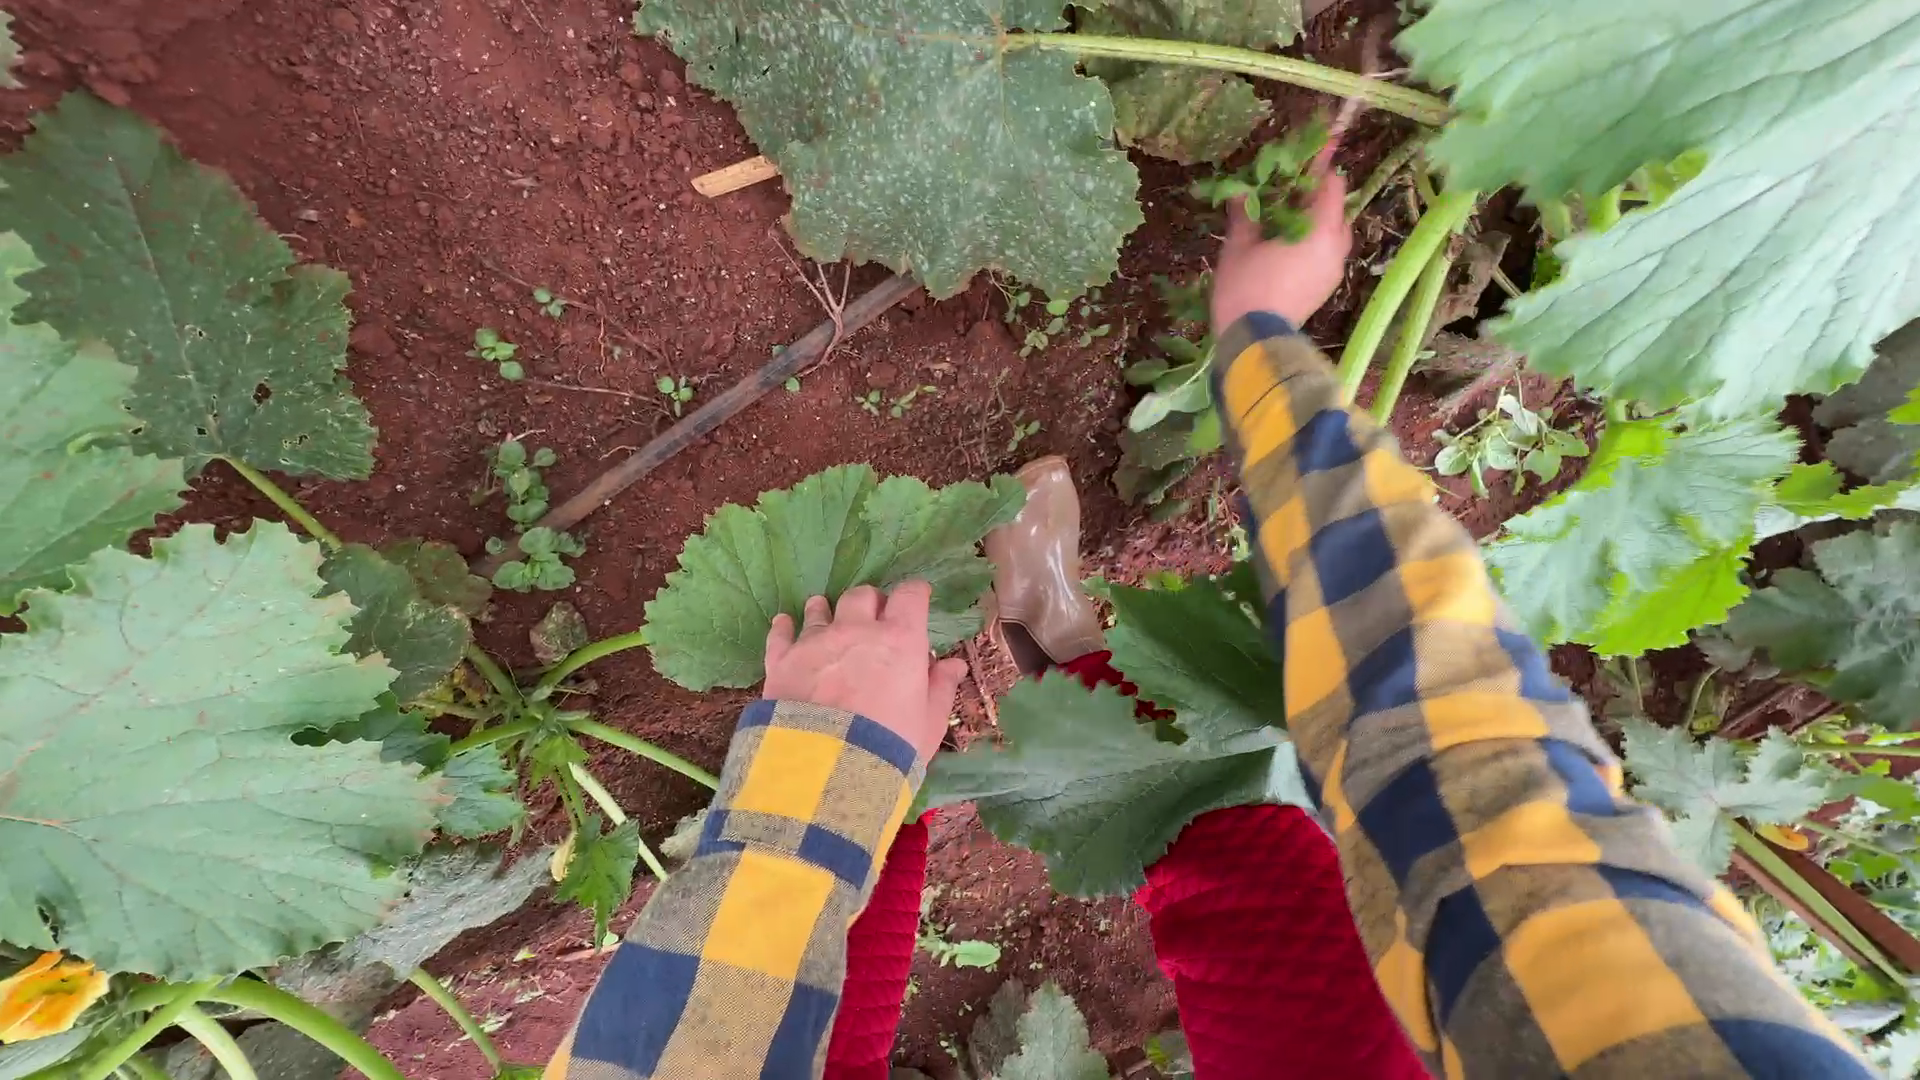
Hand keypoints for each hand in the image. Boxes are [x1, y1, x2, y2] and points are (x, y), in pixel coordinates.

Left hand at [763, 581, 966, 762]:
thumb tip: (953, 663)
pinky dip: (785, 626)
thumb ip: (940, 688)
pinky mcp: (782, 661)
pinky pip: (781, 633)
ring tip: (826, 614)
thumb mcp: (928, 723)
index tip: (918, 598)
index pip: (910, 597)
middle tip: (874, 617)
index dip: (915, 594)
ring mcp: (815, 642)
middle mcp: (856, 630)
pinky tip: (784, 624)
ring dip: (827, 609)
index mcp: (899, 640)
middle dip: (872, 602)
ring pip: (819, 608)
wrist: (827, 774)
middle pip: (862, 596)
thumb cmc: (890, 749)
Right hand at [1210, 170, 1351, 329]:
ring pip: (1332, 237)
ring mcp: (1332, 273)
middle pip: (1336, 211)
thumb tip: (1241, 191)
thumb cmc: (1245, 290)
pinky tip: (1286, 254)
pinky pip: (1324, 259)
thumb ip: (1245, 217)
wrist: (1253, 343)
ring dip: (1315, 227)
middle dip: (1316, 200)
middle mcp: (1335, 248)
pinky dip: (1312, 250)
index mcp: (1319, 230)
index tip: (1306, 159)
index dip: (1319, 169)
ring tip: (1286, 228)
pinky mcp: (1324, 292)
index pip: (1331, 186)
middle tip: (1289, 198)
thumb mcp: (1238, 249)